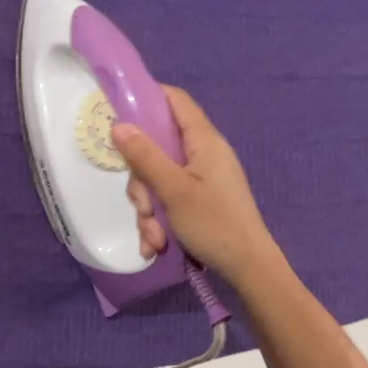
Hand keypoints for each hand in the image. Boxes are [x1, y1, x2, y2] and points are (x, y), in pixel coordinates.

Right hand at [113, 86, 282, 281]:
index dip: (147, 98)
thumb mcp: (173, 190)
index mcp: (203, 140)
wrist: (248, 269)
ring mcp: (202, 179)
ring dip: (150, 210)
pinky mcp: (200, 202)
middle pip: (157, 148)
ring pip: (158, 180)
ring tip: (155, 238)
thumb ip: (145, 156)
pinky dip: (160, 223)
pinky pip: (169, 201)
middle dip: (142, 181)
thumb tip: (119, 124)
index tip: (119, 112)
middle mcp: (203, 154)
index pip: (175, 100)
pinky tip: (157, 246)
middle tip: (144, 205)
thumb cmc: (214, 223)